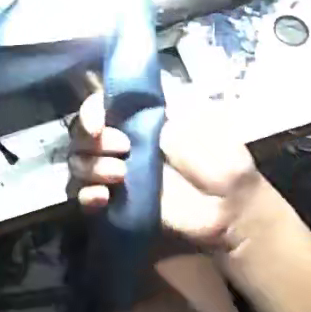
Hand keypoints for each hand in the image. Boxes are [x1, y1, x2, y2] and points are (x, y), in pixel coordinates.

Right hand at [69, 88, 272, 251]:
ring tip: (120, 176)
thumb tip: (141, 119)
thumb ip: (172, 122)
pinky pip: (82, 194)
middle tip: (123, 149)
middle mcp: (121, 134)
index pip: (101, 99)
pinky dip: (86, 195)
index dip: (92, 108)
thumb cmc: (225, 161)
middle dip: (92, 139)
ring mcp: (115, 167)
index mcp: (141, 111)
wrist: (232, 212)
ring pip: (78, 160)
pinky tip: (103, 198)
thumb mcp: (208, 130)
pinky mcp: (113, 199)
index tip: (99, 124)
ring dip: (91, 166)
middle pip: (81, 129)